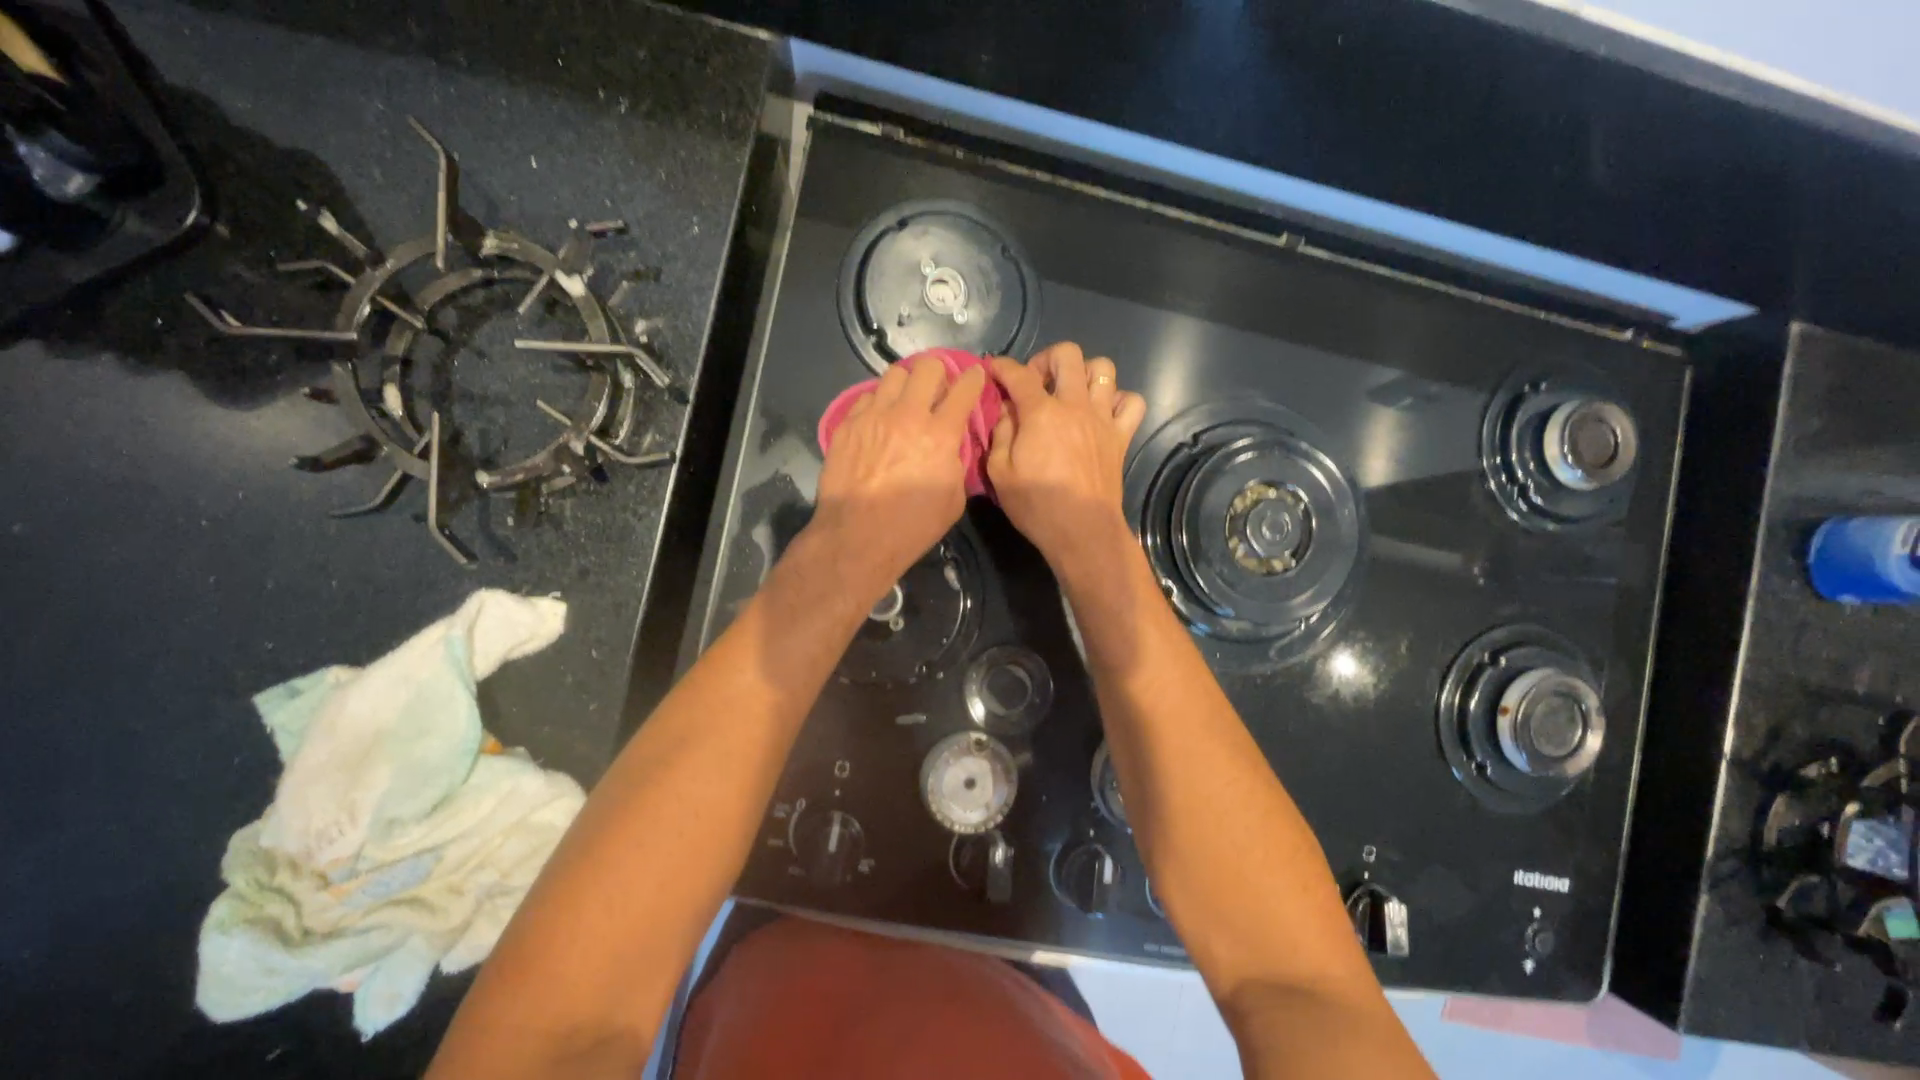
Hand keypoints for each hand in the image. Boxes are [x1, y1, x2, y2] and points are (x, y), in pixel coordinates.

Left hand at [813, 356, 986, 603]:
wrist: (856, 538)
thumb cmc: (912, 527)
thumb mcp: (954, 499)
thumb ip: (956, 462)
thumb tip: (952, 445)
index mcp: (939, 434)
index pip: (964, 388)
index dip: (974, 378)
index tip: (975, 377)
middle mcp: (907, 415)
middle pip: (928, 367)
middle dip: (939, 373)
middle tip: (938, 389)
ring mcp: (873, 416)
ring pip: (894, 374)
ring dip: (906, 384)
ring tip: (906, 400)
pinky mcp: (847, 424)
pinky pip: (867, 397)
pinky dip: (879, 403)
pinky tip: (879, 420)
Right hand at [987, 342, 1146, 573]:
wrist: (1082, 530)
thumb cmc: (1037, 505)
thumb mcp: (1000, 473)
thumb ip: (1000, 434)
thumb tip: (1006, 410)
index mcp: (1041, 413)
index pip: (1019, 374)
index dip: (1002, 366)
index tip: (994, 371)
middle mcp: (1075, 406)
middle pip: (1067, 354)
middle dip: (1046, 359)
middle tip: (1036, 382)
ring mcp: (1103, 418)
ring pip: (1103, 369)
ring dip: (1084, 373)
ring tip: (1070, 393)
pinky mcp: (1121, 435)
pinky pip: (1131, 402)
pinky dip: (1118, 400)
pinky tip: (1102, 412)